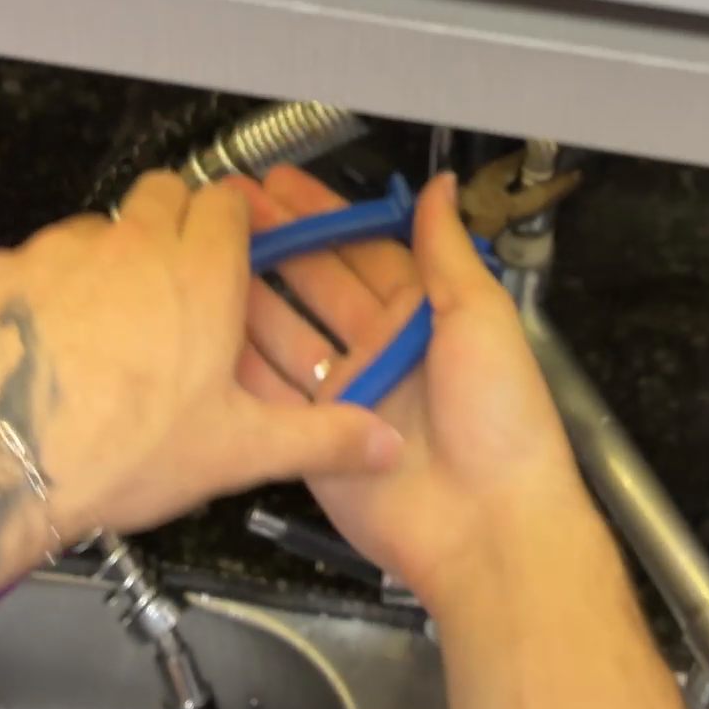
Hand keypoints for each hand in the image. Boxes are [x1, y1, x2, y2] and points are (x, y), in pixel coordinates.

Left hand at [0, 171, 403, 538]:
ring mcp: (59, 250)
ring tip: (109, 321)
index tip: (236, 248)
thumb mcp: (237, 450)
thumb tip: (387, 442)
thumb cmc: (123, 448)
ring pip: (99, 224)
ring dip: (112, 252)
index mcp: (200, 272)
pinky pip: (31, 257)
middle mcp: (133, 243)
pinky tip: (42, 340)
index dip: (234, 219)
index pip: (226, 201)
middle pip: (164, 191)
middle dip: (176, 218)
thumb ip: (321, 438)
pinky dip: (45, 283)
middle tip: (177, 280)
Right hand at [234, 168, 597, 605]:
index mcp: (422, 313)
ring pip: (287, 329)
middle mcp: (380, 345)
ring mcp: (346, 391)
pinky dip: (241, 359)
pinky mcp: (317, 436)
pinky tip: (209, 324)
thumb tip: (442, 187)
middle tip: (230, 205)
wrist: (487, 524)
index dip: (323, 215)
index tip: (281, 184)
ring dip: (251, 291)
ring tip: (208, 251)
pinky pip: (271, 390)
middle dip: (277, 243)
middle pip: (318, 282)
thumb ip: (447, 249)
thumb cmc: (500, 414)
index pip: (363, 249)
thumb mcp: (481, 316)